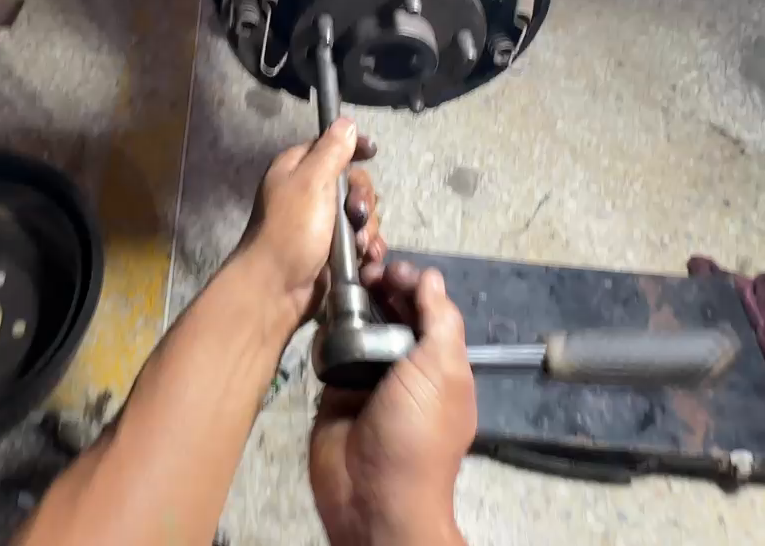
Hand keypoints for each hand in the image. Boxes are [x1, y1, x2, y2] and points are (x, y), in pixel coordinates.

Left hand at [233, 119, 384, 322]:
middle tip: (356, 215)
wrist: (277, 288)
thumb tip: (347, 121)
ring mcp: (319, 221)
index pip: (330, 146)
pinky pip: (358, 237)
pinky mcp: (330, 248)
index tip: (372, 152)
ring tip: (360, 245)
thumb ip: (331, 151)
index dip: (353, 147)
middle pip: (351, 181)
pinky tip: (367, 256)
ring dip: (367, 226)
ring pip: (358, 212)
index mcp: (296, 168)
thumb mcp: (311, 183)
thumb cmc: (291, 230)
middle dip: (362, 199)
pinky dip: (367, 246)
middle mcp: (307, 191)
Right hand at [309, 264, 476, 545]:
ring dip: (352, 303)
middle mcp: (406, 364)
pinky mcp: (336, 384)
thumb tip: (431, 276)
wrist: (372, 496)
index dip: (410, 281)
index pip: (427, 306)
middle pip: (393, 310)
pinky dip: (329, 329)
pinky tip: (323, 311)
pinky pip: (333, 347)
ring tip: (338, 285)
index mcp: (440, 361)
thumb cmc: (416, 431)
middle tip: (360, 272)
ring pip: (361, 324)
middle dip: (379, 286)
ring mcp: (369, 374)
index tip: (388, 267)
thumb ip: (439, 319)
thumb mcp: (441, 371)